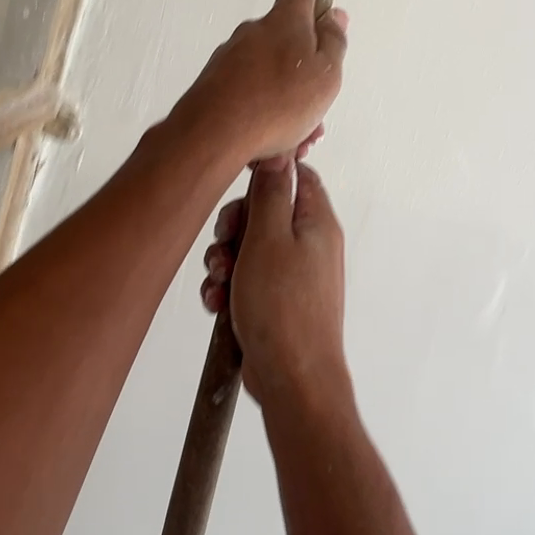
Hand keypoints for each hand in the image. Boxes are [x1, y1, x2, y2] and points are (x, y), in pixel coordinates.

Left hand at [173, 0, 347, 163]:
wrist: (213, 135)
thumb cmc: (280, 102)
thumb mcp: (327, 76)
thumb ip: (334, 45)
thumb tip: (335, 16)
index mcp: (287, 21)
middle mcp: (255, 33)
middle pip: (290, 44)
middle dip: (306, 77)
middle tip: (314, 117)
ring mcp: (231, 59)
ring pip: (273, 79)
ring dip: (289, 109)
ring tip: (292, 141)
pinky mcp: (215, 86)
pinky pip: (253, 100)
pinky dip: (267, 121)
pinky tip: (270, 149)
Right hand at [200, 160, 348, 409]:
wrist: (292, 379)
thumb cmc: (283, 308)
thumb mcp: (269, 238)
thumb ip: (271, 194)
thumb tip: (278, 155)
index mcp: (316, 223)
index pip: (295, 178)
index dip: (262, 181)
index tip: (237, 196)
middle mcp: (310, 246)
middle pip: (264, 215)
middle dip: (232, 229)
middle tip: (223, 248)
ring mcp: (294, 276)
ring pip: (249, 250)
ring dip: (224, 262)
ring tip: (217, 283)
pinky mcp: (278, 302)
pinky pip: (247, 281)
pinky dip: (229, 288)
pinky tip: (217, 303)